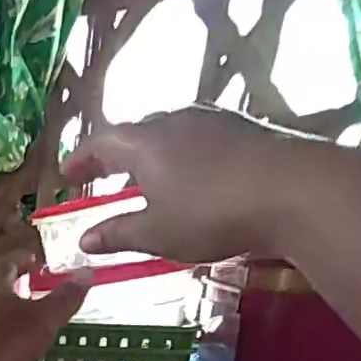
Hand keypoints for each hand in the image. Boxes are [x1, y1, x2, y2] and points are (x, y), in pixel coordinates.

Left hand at [0, 254, 88, 360]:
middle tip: (35, 299)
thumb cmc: (3, 341)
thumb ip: (64, 299)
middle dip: (14, 297)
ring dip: (9, 329)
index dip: (21, 260)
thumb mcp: (43, 318)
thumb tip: (86, 272)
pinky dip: (3, 357)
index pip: (6, 266)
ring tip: (29, 336)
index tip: (34, 259)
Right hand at [60, 105, 326, 262]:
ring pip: (167, 135)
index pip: (101, 143)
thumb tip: (84, 239)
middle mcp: (175, 121)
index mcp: (146, 142)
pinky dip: (177, 160)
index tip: (64, 176)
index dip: (80, 160)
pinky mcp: (242, 131)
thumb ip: (117, 233)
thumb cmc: (212, 214)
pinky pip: (195, 142)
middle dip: (112, 157)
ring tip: (141, 181)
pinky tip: (186, 181)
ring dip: (147, 157)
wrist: (296, 191)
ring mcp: (213, 122)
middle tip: (99, 178)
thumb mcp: (156, 233)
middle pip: (134, 134)